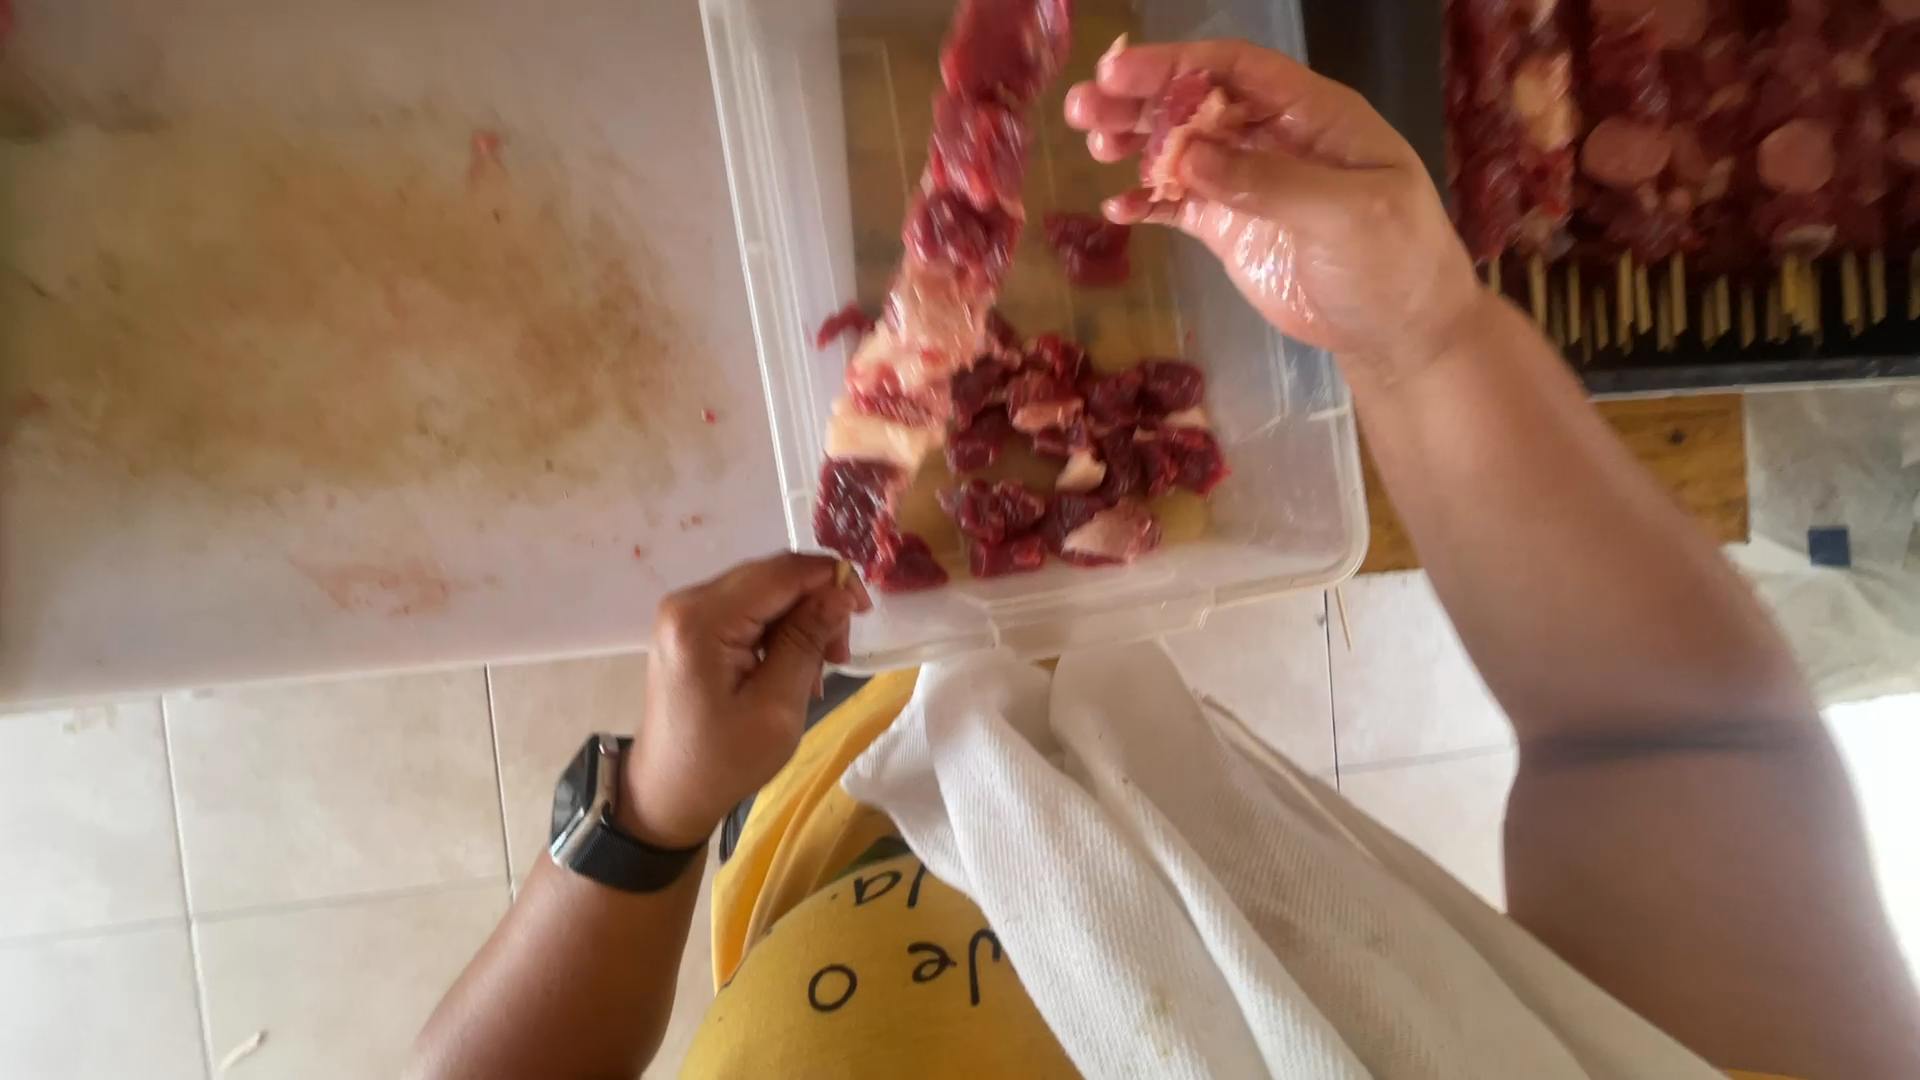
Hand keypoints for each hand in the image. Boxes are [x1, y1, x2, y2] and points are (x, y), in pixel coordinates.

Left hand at [621, 553, 871, 849]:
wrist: (667, 794)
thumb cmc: (723, 760)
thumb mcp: (777, 706)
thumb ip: (807, 641)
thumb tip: (840, 592)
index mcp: (704, 619)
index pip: (782, 572)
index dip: (830, 579)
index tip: (864, 612)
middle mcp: (690, 601)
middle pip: (775, 576)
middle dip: (818, 604)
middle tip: (840, 653)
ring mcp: (688, 612)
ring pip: (767, 590)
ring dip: (802, 620)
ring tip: (818, 668)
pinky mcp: (693, 625)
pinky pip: (750, 609)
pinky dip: (780, 629)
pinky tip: (793, 665)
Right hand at [1064, 40, 1484, 382]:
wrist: (1392, 327)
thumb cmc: (1389, 259)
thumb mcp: (1342, 213)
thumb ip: (1266, 179)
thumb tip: (1184, 153)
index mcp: (1309, 114)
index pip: (1233, 71)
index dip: (1174, 66)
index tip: (1115, 72)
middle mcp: (1271, 139)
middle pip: (1195, 106)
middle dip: (1138, 102)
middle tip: (1081, 107)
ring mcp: (1245, 187)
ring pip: (1180, 153)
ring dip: (1135, 146)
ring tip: (1092, 144)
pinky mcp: (1228, 231)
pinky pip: (1179, 208)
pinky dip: (1147, 205)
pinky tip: (1116, 209)